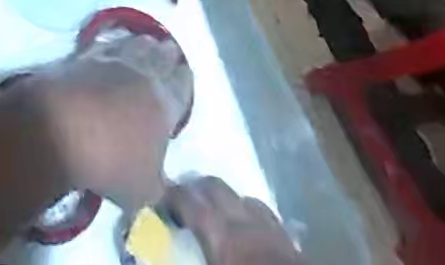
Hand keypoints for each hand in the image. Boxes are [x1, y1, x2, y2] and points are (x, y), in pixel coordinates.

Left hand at [29, 32, 192, 207]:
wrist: (62, 129)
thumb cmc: (111, 162)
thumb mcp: (143, 190)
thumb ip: (158, 184)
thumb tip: (162, 185)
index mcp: (166, 103)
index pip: (183, 83)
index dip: (184, 80)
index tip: (183, 78)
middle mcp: (145, 74)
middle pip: (163, 55)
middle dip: (166, 55)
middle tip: (167, 54)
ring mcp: (115, 59)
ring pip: (137, 42)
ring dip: (143, 44)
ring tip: (144, 45)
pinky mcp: (86, 54)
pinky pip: (108, 44)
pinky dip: (114, 45)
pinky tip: (111, 50)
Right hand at [164, 177, 304, 264]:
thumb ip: (194, 257)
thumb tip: (167, 255)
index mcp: (220, 234)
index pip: (189, 201)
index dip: (170, 196)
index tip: (156, 198)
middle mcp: (242, 220)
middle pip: (215, 186)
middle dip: (196, 187)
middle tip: (181, 200)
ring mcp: (268, 226)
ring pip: (242, 196)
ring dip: (224, 198)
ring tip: (213, 211)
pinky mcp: (287, 238)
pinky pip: (264, 214)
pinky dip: (250, 212)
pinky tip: (248, 226)